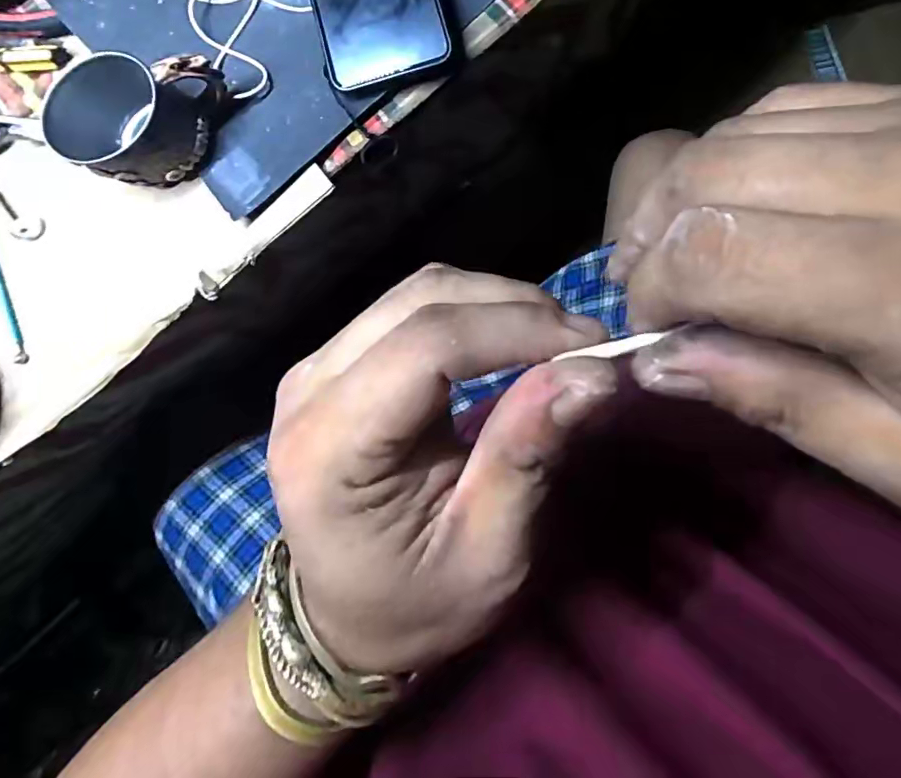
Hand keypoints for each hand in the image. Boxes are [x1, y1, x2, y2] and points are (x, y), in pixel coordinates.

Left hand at [267, 265, 618, 673]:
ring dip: (494, 300)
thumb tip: (591, 371)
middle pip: (419, 302)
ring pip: (415, 290)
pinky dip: (470, 309)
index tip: (592, 346)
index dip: (514, 330)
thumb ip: (526, 456)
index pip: (425, 347)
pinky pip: (407, 306)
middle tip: (585, 342)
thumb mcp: (486, 557)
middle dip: (513, 307)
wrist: (340, 609)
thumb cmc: (411, 603)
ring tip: (556, 338)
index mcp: (327, 448)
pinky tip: (510, 335)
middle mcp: (308, 388)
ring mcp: (314, 365)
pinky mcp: (333, 357)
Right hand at [607, 84, 900, 540]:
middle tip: (654, 293)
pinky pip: (782, 108)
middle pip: (709, 174)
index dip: (654, 291)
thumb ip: (783, 406)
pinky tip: (747, 204)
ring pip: (733, 132)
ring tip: (685, 250)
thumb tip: (658, 360)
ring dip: (680, 194)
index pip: (719, 252)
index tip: (654, 335)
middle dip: (650, 238)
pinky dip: (734, 157)